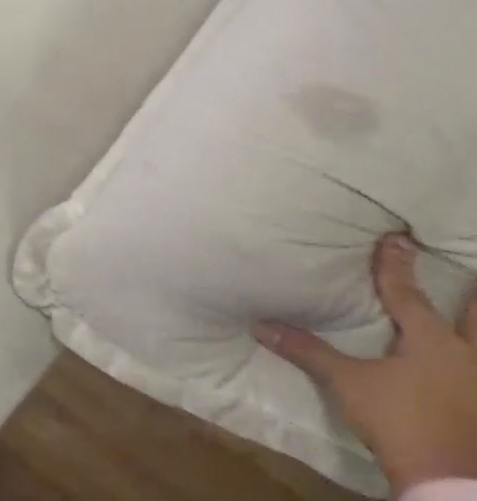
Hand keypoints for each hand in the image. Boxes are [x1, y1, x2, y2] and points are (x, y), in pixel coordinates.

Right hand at [255, 233, 476, 493]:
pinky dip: (471, 356)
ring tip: (468, 310)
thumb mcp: (347, 383)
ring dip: (475, 324)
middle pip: (476, 316)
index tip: (397, 239)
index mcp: (433, 343)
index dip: (395, 265)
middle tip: (468, 272)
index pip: (407, 294)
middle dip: (471, 294)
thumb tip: (260, 325)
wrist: (449, 477)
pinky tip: (462, 362)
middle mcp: (468, 356)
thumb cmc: (399, 418)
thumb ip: (309, 351)